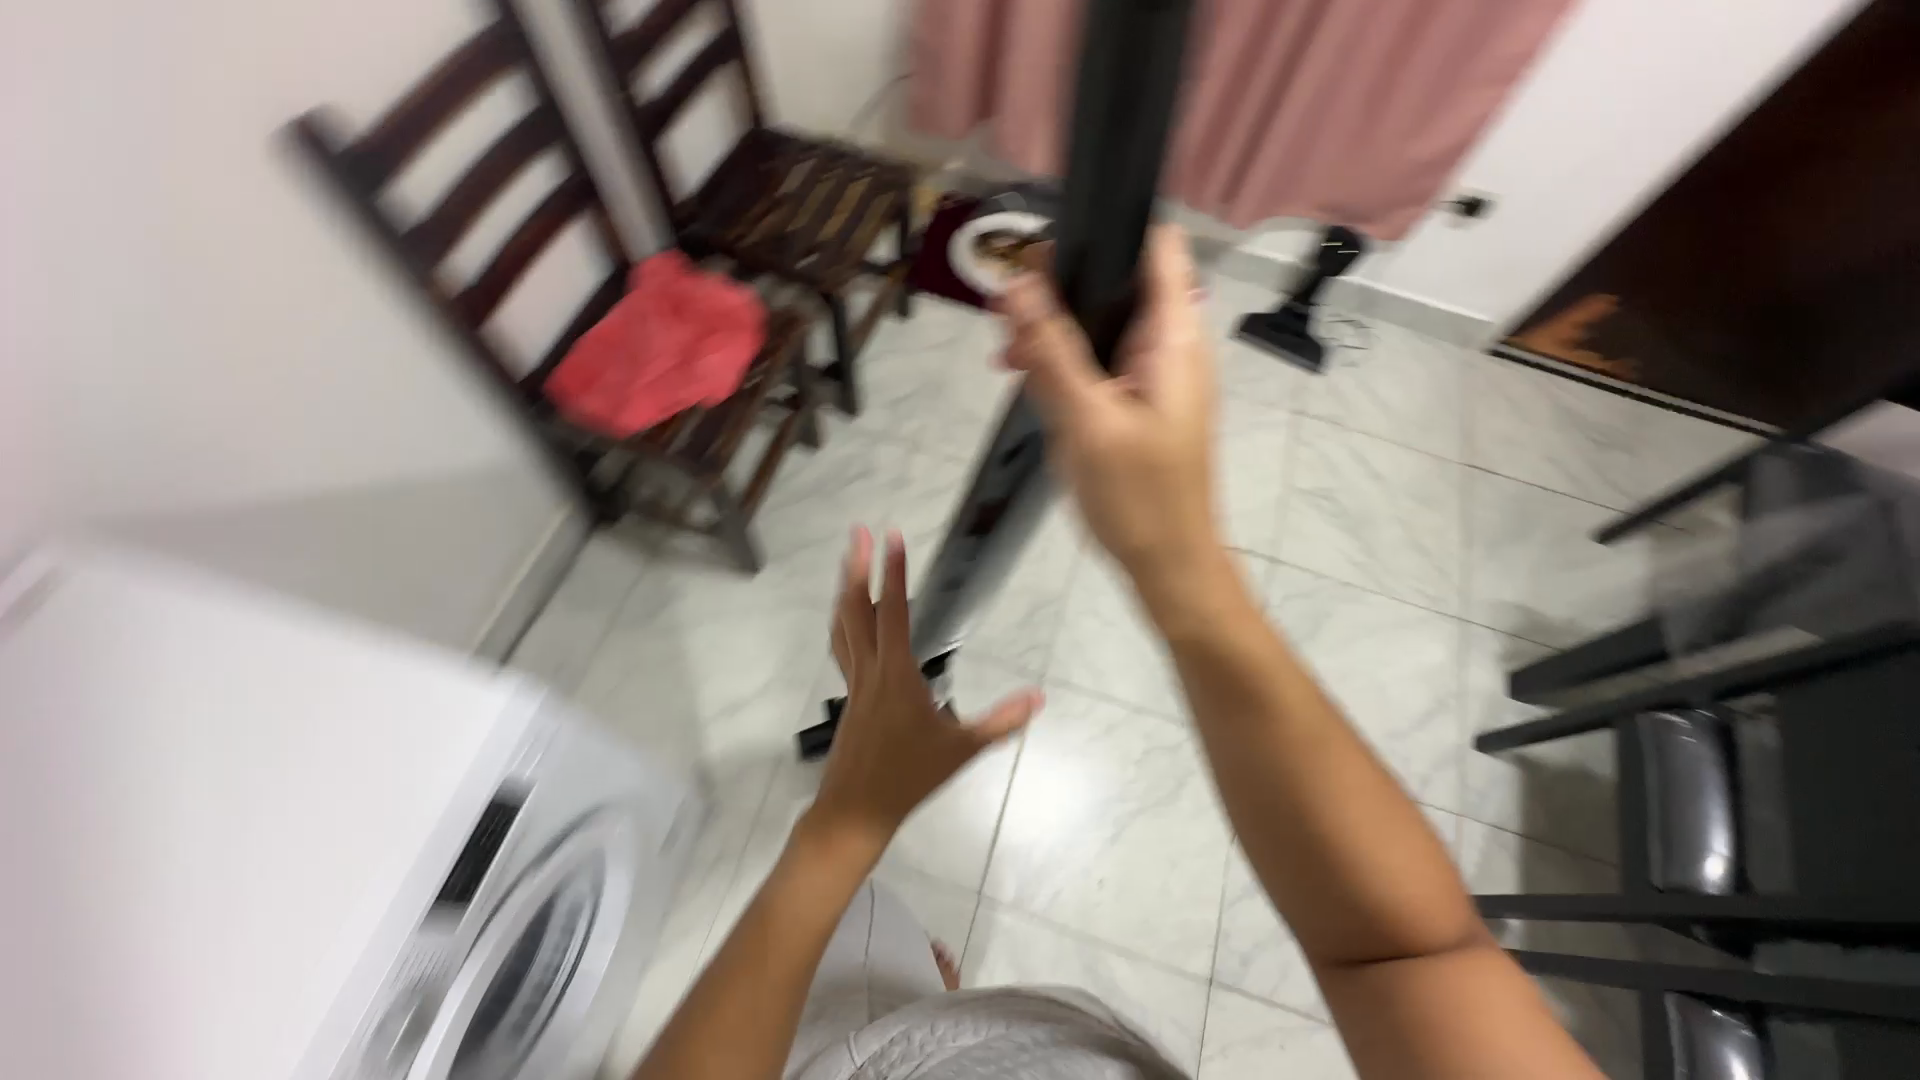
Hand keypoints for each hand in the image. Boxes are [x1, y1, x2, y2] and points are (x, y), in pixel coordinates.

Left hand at [804, 527, 1042, 851]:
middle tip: (857, 532)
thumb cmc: (910, 778)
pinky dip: (843, 621)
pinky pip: (842, 646)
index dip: (893, 572)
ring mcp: (854, 682)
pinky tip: (848, 618)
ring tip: (848, 561)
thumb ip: (1001, 722)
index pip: (893, 611)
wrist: (855, 810)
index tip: (892, 537)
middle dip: (857, 567)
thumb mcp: (962, 750)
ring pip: (843, 625)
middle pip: (857, 608)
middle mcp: (869, 670)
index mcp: (896, 675)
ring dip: (845, 589)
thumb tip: (1039, 697)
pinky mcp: (849, 696)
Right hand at [995, 225, 1220, 586]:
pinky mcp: (1132, 406)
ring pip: (1097, 330)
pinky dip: (1062, 371)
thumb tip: (1016, 283)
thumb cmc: (1139, 496)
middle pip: (1113, 287)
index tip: (1046, 250)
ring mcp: (1150, 378)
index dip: (1106, 231)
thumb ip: (1053, 350)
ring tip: (1004, 355)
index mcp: (1173, 336)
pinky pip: (1095, 369)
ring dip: (1051, 335)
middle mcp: (1166, 346)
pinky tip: (1026, 382)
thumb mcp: (1088, 419)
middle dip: (1058, 292)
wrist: (1166, 565)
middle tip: (1002, 313)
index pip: (1156, 247)